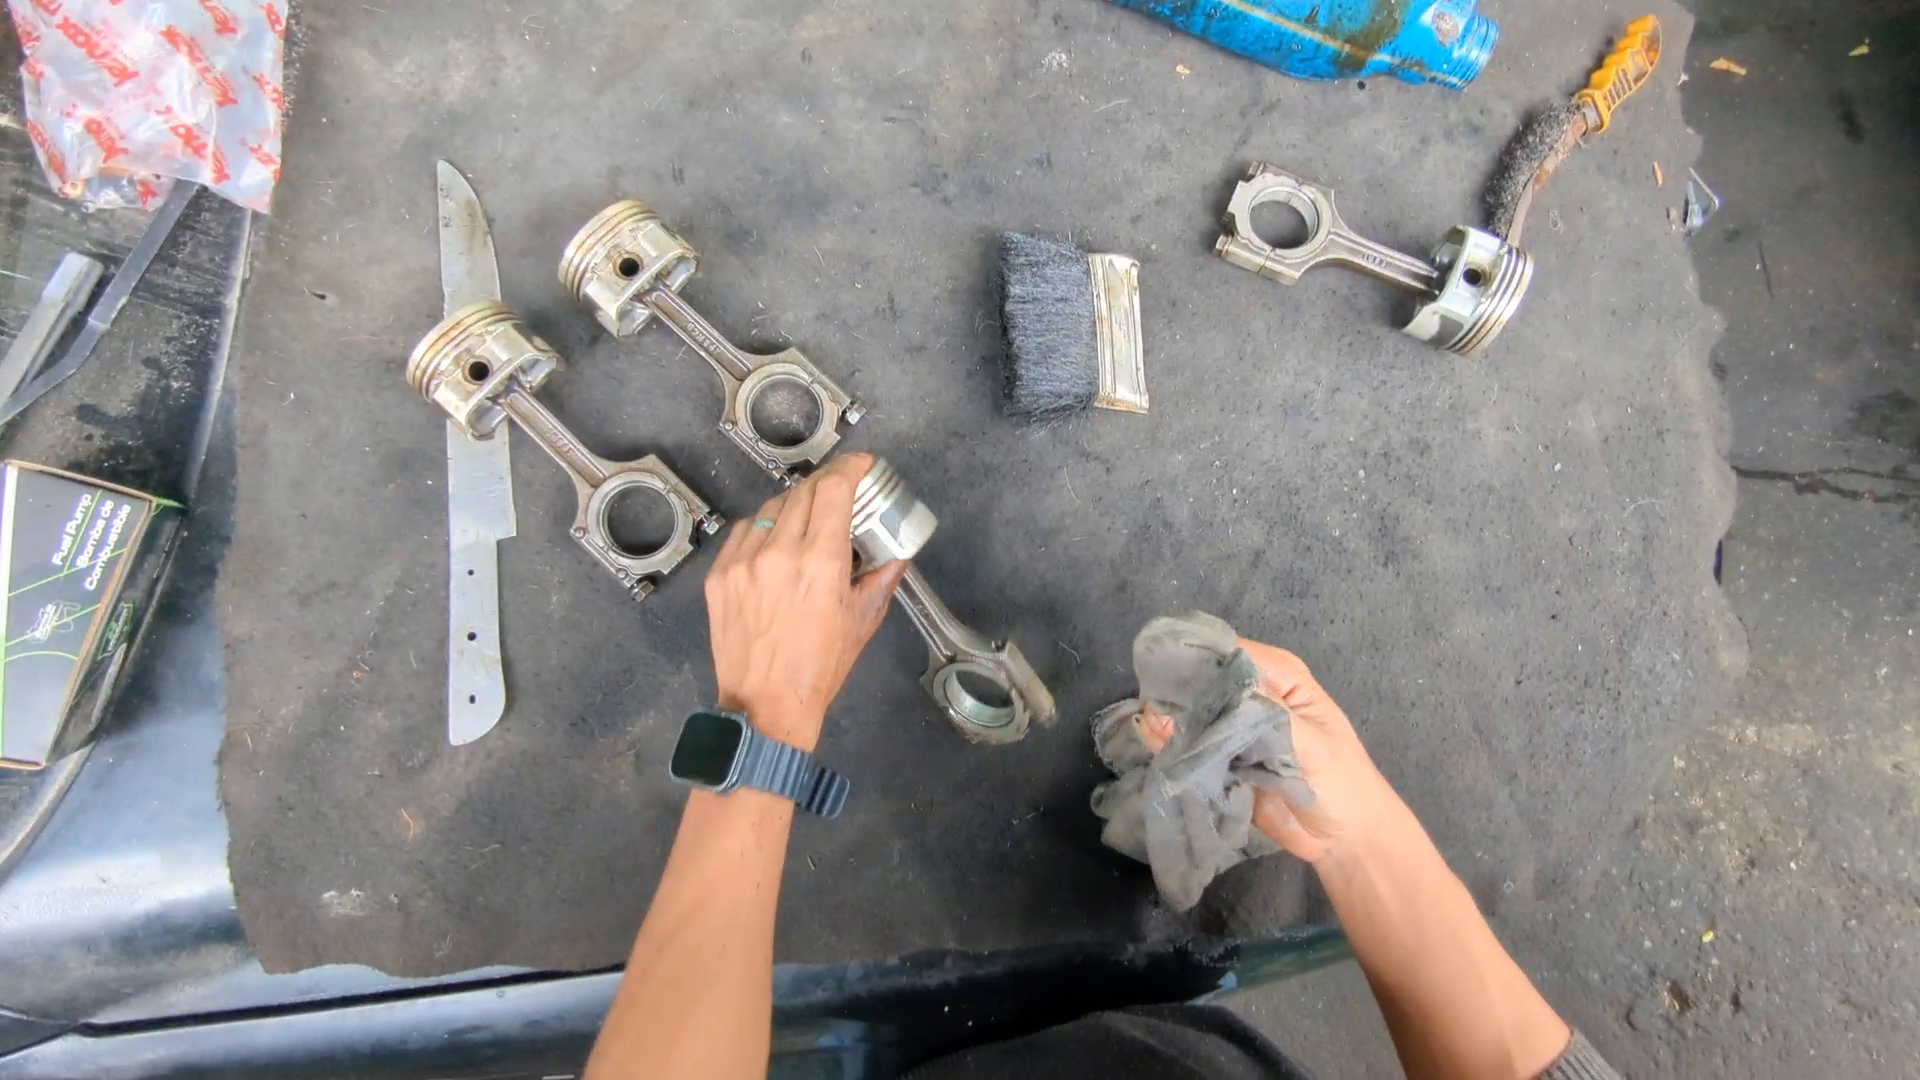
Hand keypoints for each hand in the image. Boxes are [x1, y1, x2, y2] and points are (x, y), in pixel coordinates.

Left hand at [704, 454, 909, 750]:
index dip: (851, 467)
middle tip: (842, 492)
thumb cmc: (822, 665)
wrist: (765, 705)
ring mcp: (743, 562)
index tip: (862, 465)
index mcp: (820, 563)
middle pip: (803, 491)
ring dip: (796, 505)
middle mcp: (779, 552)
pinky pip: (745, 531)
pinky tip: (776, 544)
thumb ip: (883, 577)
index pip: (833, 490)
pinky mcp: (719, 574)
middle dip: (827, 484)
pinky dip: (765, 528)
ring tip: (809, 521)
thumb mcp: (863, 620)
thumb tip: (898, 551)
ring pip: (772, 508)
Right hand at [1139, 639, 1401, 864]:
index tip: (1166, 678)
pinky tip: (1168, 752)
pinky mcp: (1218, 752)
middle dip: (1176, 694)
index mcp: (1277, 675)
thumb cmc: (1344, 785)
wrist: (1344, 840)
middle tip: (1162, 717)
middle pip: (1199, 677)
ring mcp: (1230, 722)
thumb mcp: (1312, 744)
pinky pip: (1185, 739)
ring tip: (1168, 739)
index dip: (1195, 659)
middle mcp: (1248, 690)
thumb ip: (1265, 714)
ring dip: (1171, 722)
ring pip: (1186, 709)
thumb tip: (1213, 687)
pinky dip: (1171, 744)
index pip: (1226, 652)